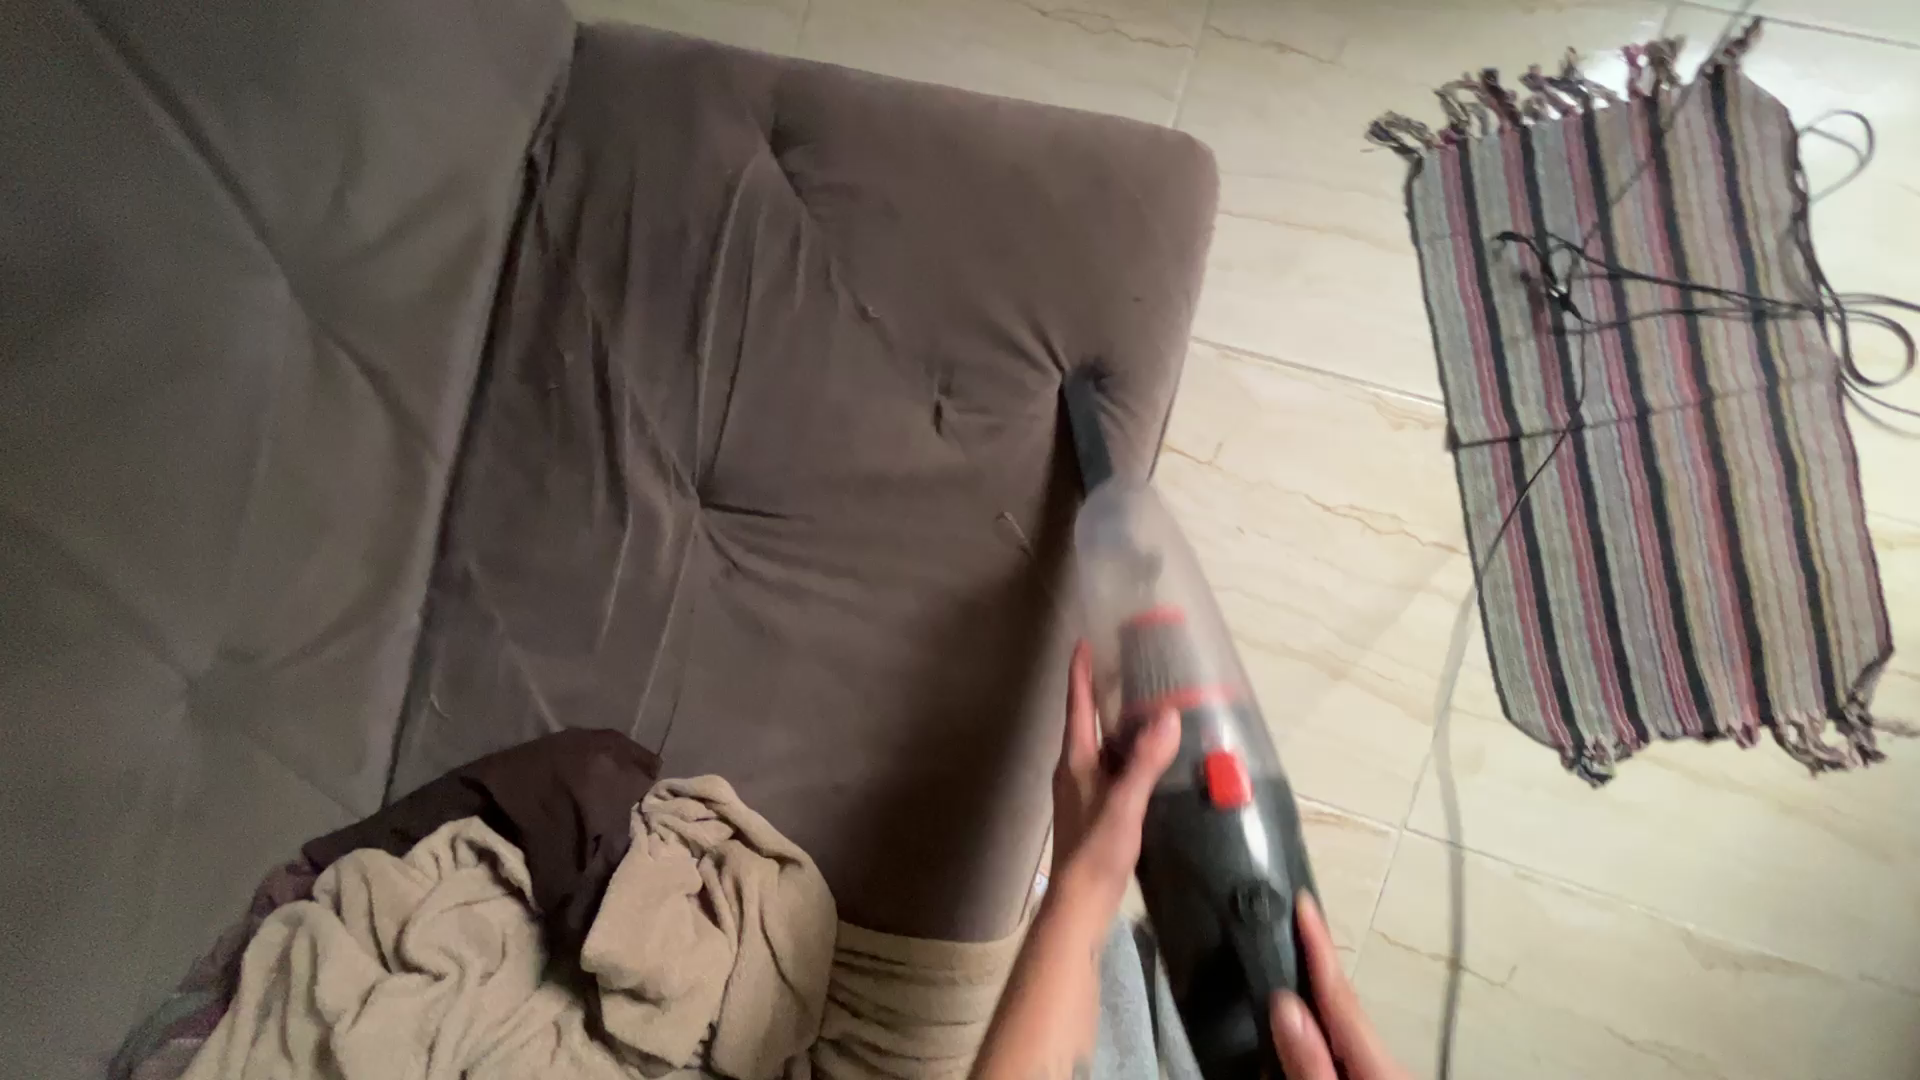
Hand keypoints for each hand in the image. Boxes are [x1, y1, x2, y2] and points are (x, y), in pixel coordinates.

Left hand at [1049, 641, 1180, 917]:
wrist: (1080, 899)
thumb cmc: (1096, 848)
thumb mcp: (1125, 803)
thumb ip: (1146, 762)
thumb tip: (1167, 716)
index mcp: (1075, 758)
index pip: (1076, 704)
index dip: (1080, 673)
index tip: (1083, 643)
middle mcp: (1074, 766)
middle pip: (1084, 719)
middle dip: (1097, 691)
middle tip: (1122, 665)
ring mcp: (1081, 787)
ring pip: (1097, 742)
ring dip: (1112, 720)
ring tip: (1139, 702)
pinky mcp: (1093, 805)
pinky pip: (1108, 764)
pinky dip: (1123, 749)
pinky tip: (1145, 755)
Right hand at [1270, 893, 1408, 1079]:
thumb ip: (1310, 1063)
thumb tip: (1283, 1001)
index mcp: (1379, 1065)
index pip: (1338, 991)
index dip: (1318, 941)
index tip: (1304, 897)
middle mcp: (1390, 1065)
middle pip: (1341, 1006)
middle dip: (1311, 965)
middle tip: (1279, 925)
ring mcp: (1389, 1075)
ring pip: (1342, 1029)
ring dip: (1313, 1004)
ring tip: (1281, 979)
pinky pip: (1345, 1050)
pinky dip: (1323, 1036)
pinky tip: (1304, 1038)